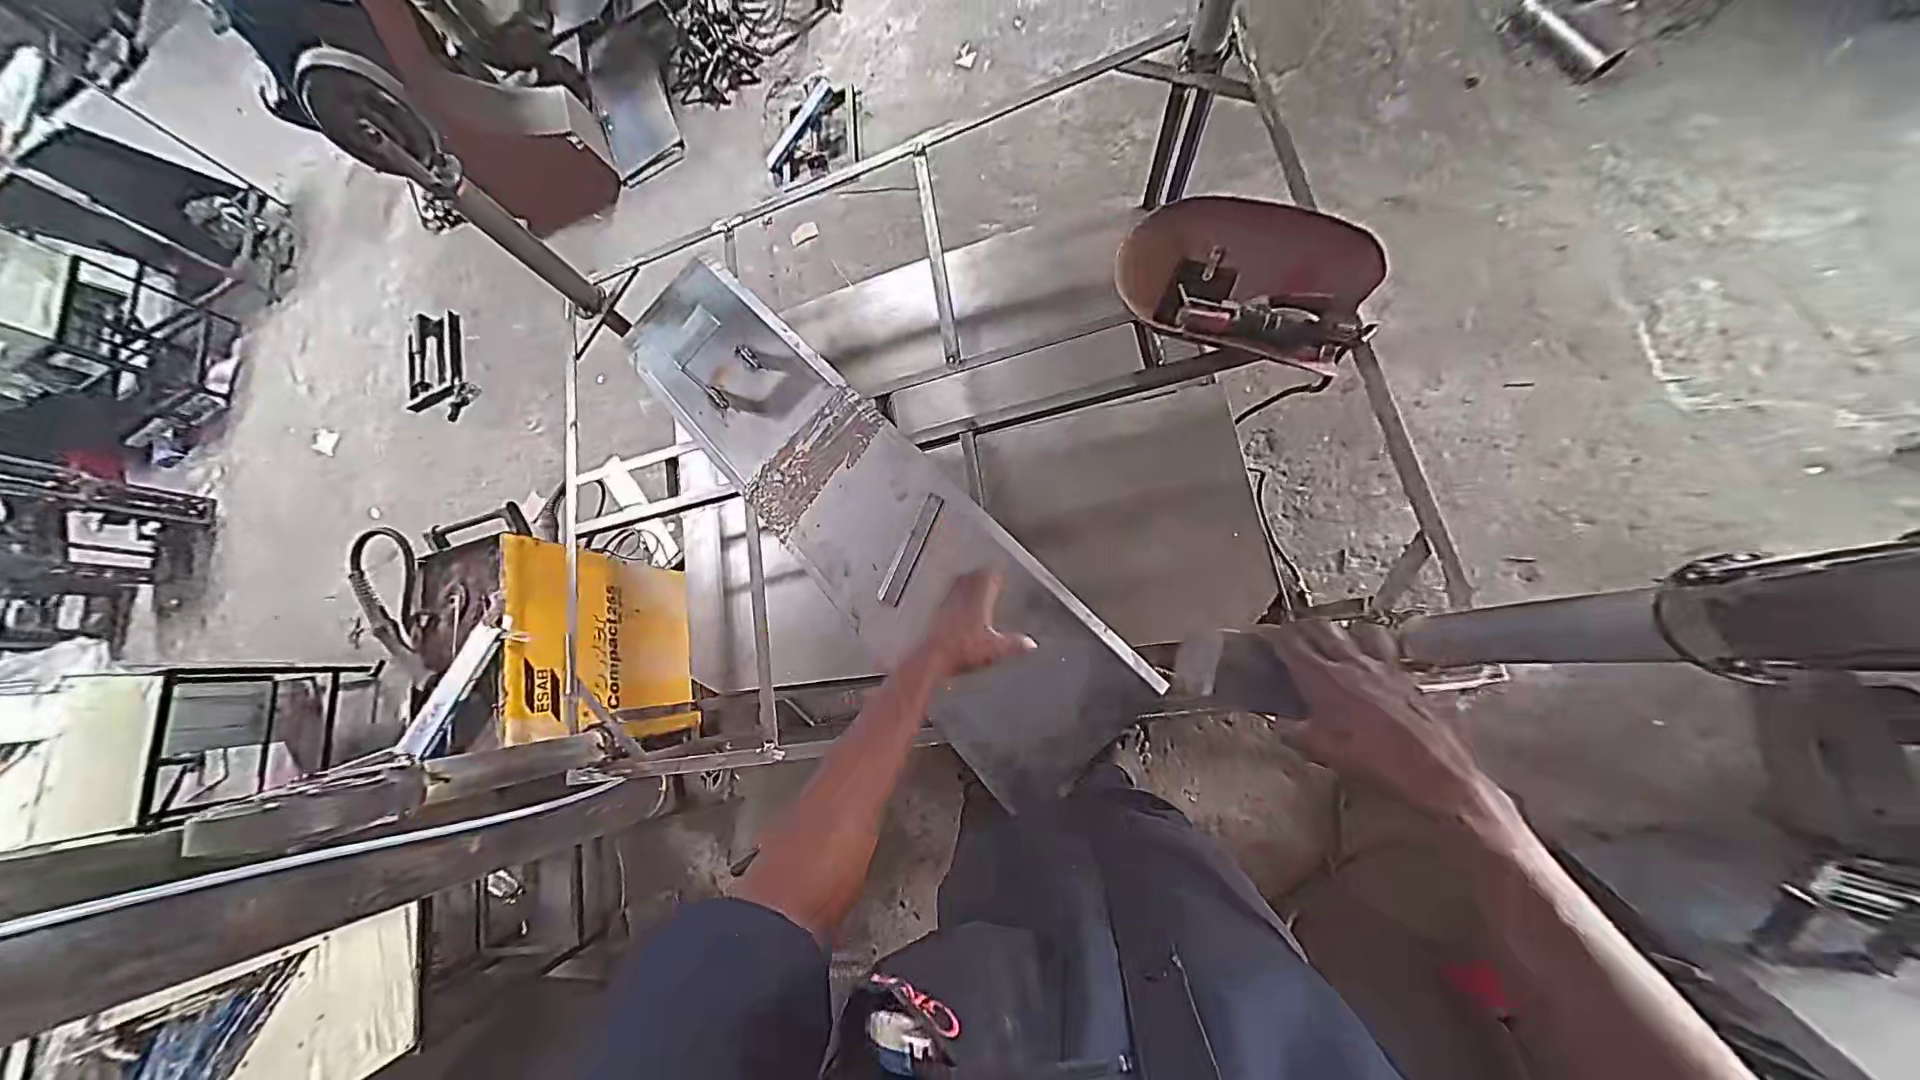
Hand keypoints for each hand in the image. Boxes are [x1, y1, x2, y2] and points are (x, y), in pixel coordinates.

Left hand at [909, 569, 1035, 680]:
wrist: (934, 657)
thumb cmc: (962, 650)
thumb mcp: (995, 650)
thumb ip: (1014, 644)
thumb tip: (1029, 644)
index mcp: (977, 603)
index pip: (987, 580)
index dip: (993, 573)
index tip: (997, 569)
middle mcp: (960, 600)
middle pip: (970, 578)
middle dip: (977, 573)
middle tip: (982, 570)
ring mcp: (945, 606)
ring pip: (955, 586)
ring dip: (962, 581)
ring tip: (965, 578)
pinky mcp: (934, 616)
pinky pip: (943, 599)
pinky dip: (949, 596)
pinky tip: (948, 602)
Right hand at [1260, 620, 1518, 838]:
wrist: (1437, 775)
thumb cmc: (1377, 762)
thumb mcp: (1321, 752)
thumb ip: (1294, 732)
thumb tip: (1281, 726)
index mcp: (1323, 679)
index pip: (1291, 643)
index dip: (1276, 637)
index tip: (1268, 639)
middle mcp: (1352, 665)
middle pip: (1321, 628)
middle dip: (1303, 628)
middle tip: (1294, 634)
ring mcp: (1385, 668)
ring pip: (1359, 630)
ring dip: (1344, 632)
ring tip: (1338, 639)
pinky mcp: (1410, 678)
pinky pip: (1390, 651)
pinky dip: (1377, 649)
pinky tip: (1376, 661)